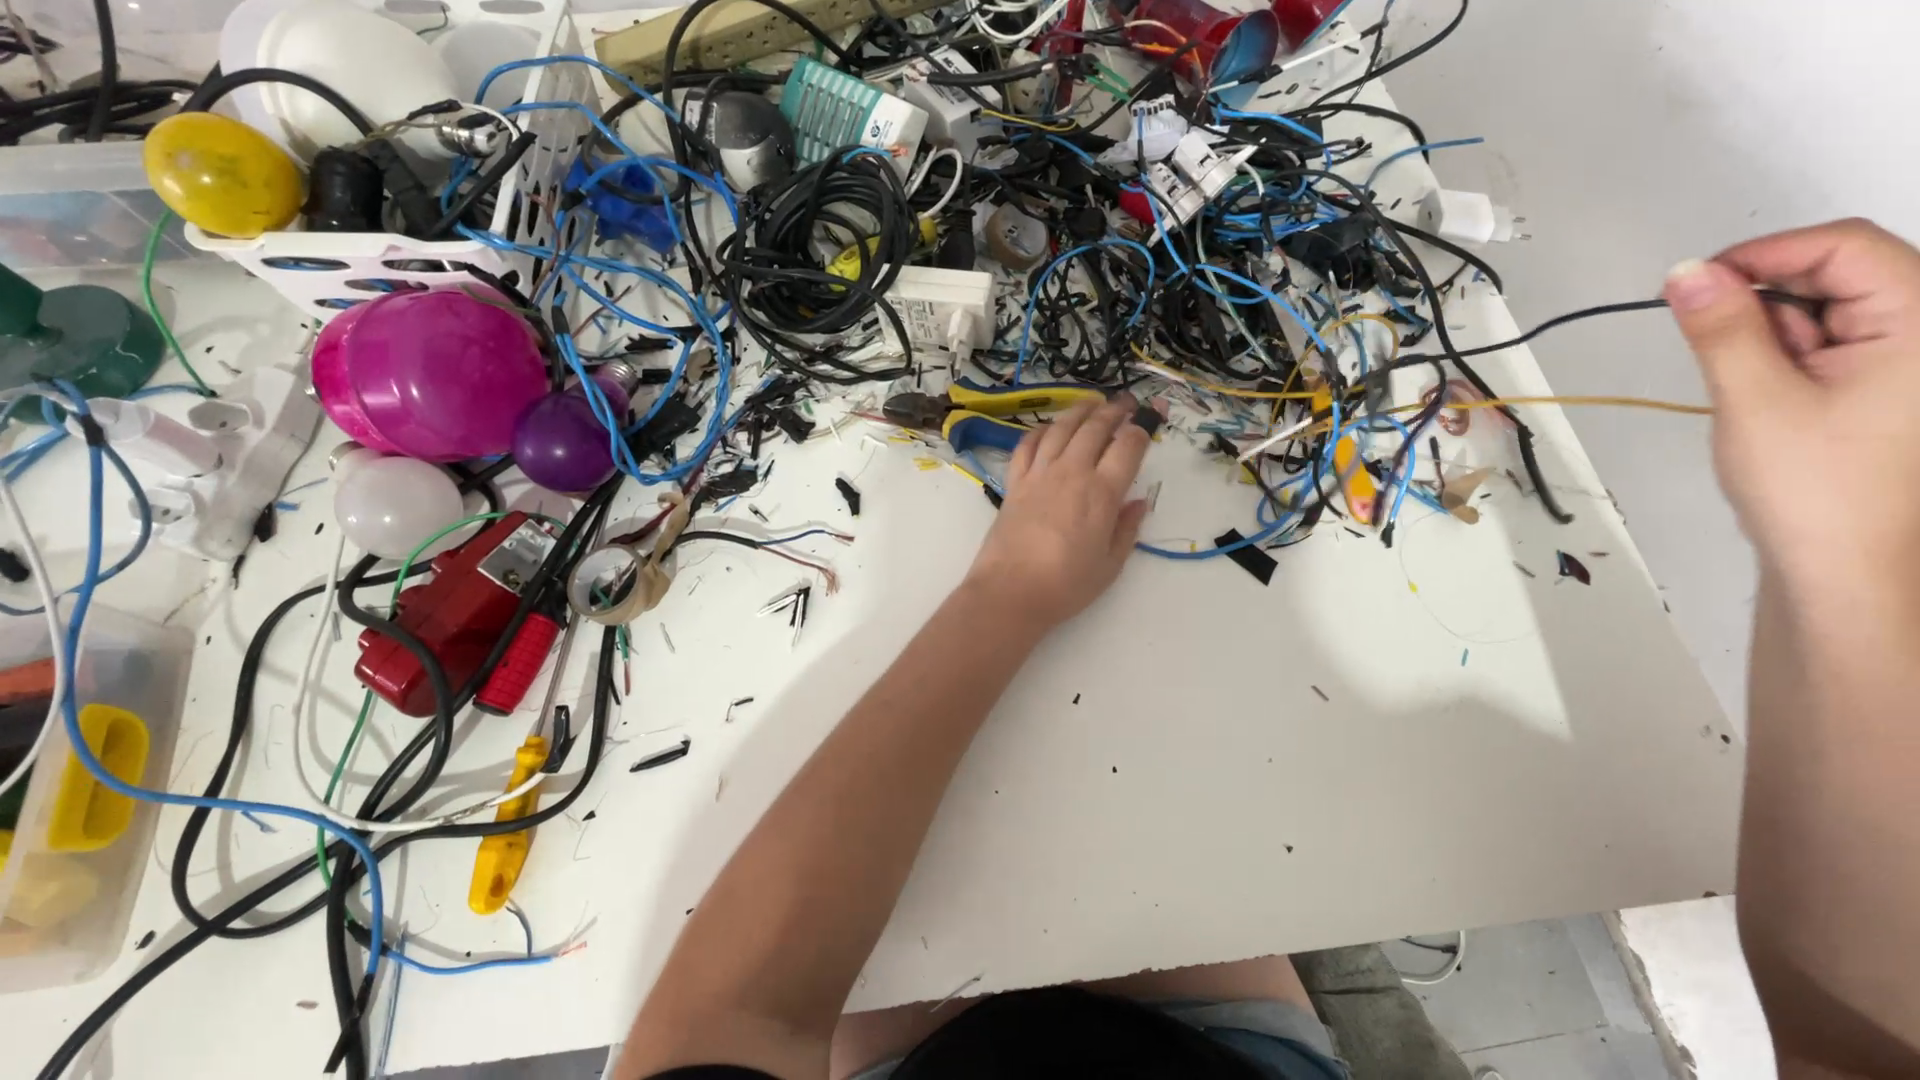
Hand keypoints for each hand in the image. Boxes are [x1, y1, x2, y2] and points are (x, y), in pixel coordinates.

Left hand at [961, 395, 1150, 629]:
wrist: (1010, 592)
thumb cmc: (1065, 585)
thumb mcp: (1110, 565)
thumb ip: (1126, 529)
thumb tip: (1139, 503)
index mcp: (1101, 493)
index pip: (1128, 447)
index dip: (1143, 425)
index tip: (1153, 414)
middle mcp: (1071, 473)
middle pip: (1095, 428)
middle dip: (1114, 410)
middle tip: (1126, 401)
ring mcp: (1039, 475)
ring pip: (1060, 429)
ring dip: (1079, 412)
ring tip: (1092, 403)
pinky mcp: (1014, 483)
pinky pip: (1027, 446)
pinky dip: (1040, 431)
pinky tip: (1048, 429)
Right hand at [1665, 220, 1919, 607]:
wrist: (1845, 568)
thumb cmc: (1811, 485)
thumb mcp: (1755, 398)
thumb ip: (1723, 327)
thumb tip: (1685, 271)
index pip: (1845, 246)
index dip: (1762, 252)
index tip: (1690, 285)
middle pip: (1843, 270)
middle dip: (1765, 297)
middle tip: (1713, 345)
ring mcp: (1913, 359)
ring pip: (1832, 306)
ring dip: (1772, 331)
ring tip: (1748, 386)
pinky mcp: (1893, 384)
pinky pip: (1836, 339)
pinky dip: (1787, 353)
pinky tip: (1766, 392)